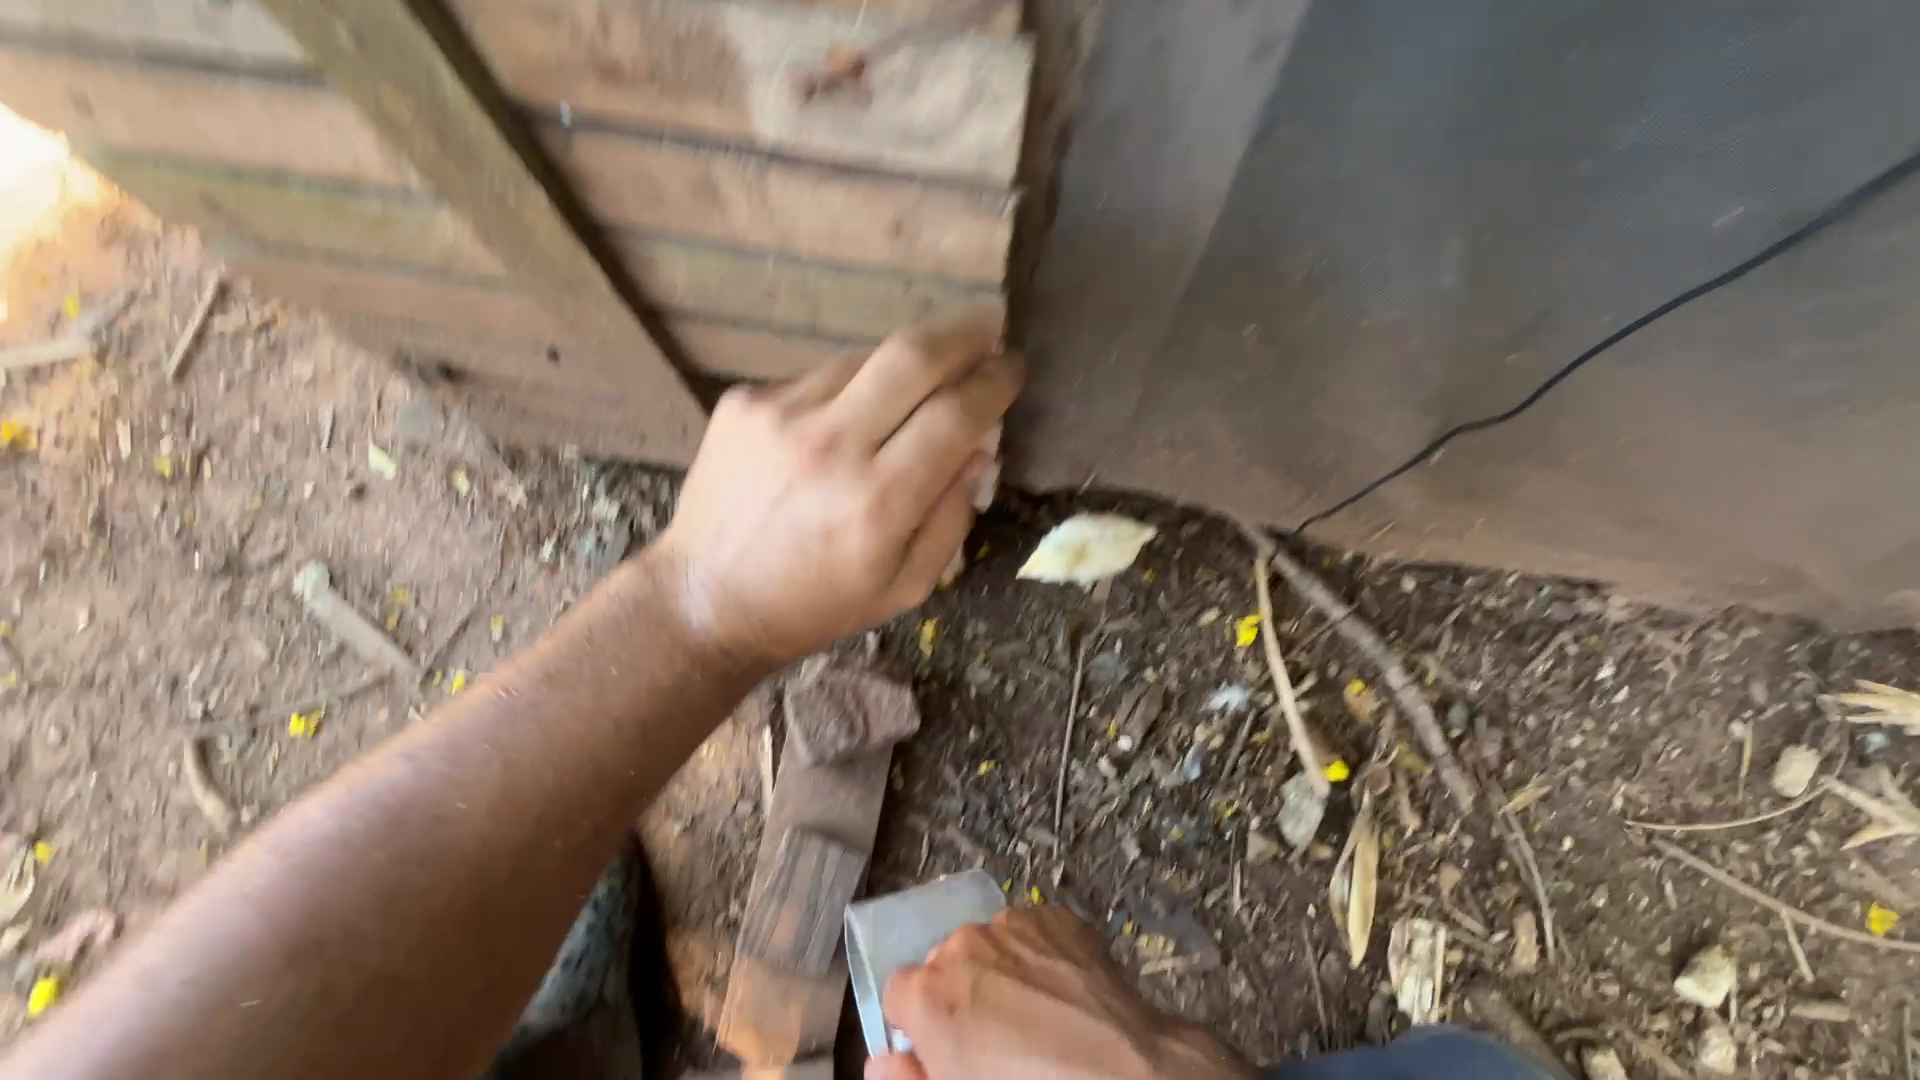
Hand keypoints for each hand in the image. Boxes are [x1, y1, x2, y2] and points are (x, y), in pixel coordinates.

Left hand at [654, 309, 1021, 669]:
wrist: (708, 599)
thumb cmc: (817, 604)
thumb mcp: (905, 587)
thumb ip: (952, 517)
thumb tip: (979, 449)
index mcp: (880, 500)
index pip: (957, 414)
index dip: (995, 383)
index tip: (1011, 369)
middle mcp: (831, 445)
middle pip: (914, 354)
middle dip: (964, 332)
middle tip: (988, 328)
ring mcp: (781, 415)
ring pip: (865, 358)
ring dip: (902, 365)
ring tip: (911, 391)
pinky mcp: (744, 402)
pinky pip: (817, 377)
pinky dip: (847, 391)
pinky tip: (842, 424)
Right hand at [871, 908, 1252, 1079]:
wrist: (1121, 1072)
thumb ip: (908, 1078)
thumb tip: (882, 1063)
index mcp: (928, 992)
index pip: (897, 992)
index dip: (917, 1022)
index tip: (942, 1046)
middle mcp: (963, 944)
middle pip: (945, 963)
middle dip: (961, 992)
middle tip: (994, 1036)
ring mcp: (1012, 924)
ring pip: (990, 944)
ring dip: (1000, 970)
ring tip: (1035, 1014)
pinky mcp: (1056, 917)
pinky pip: (1033, 933)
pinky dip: (1040, 956)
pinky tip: (1062, 993)